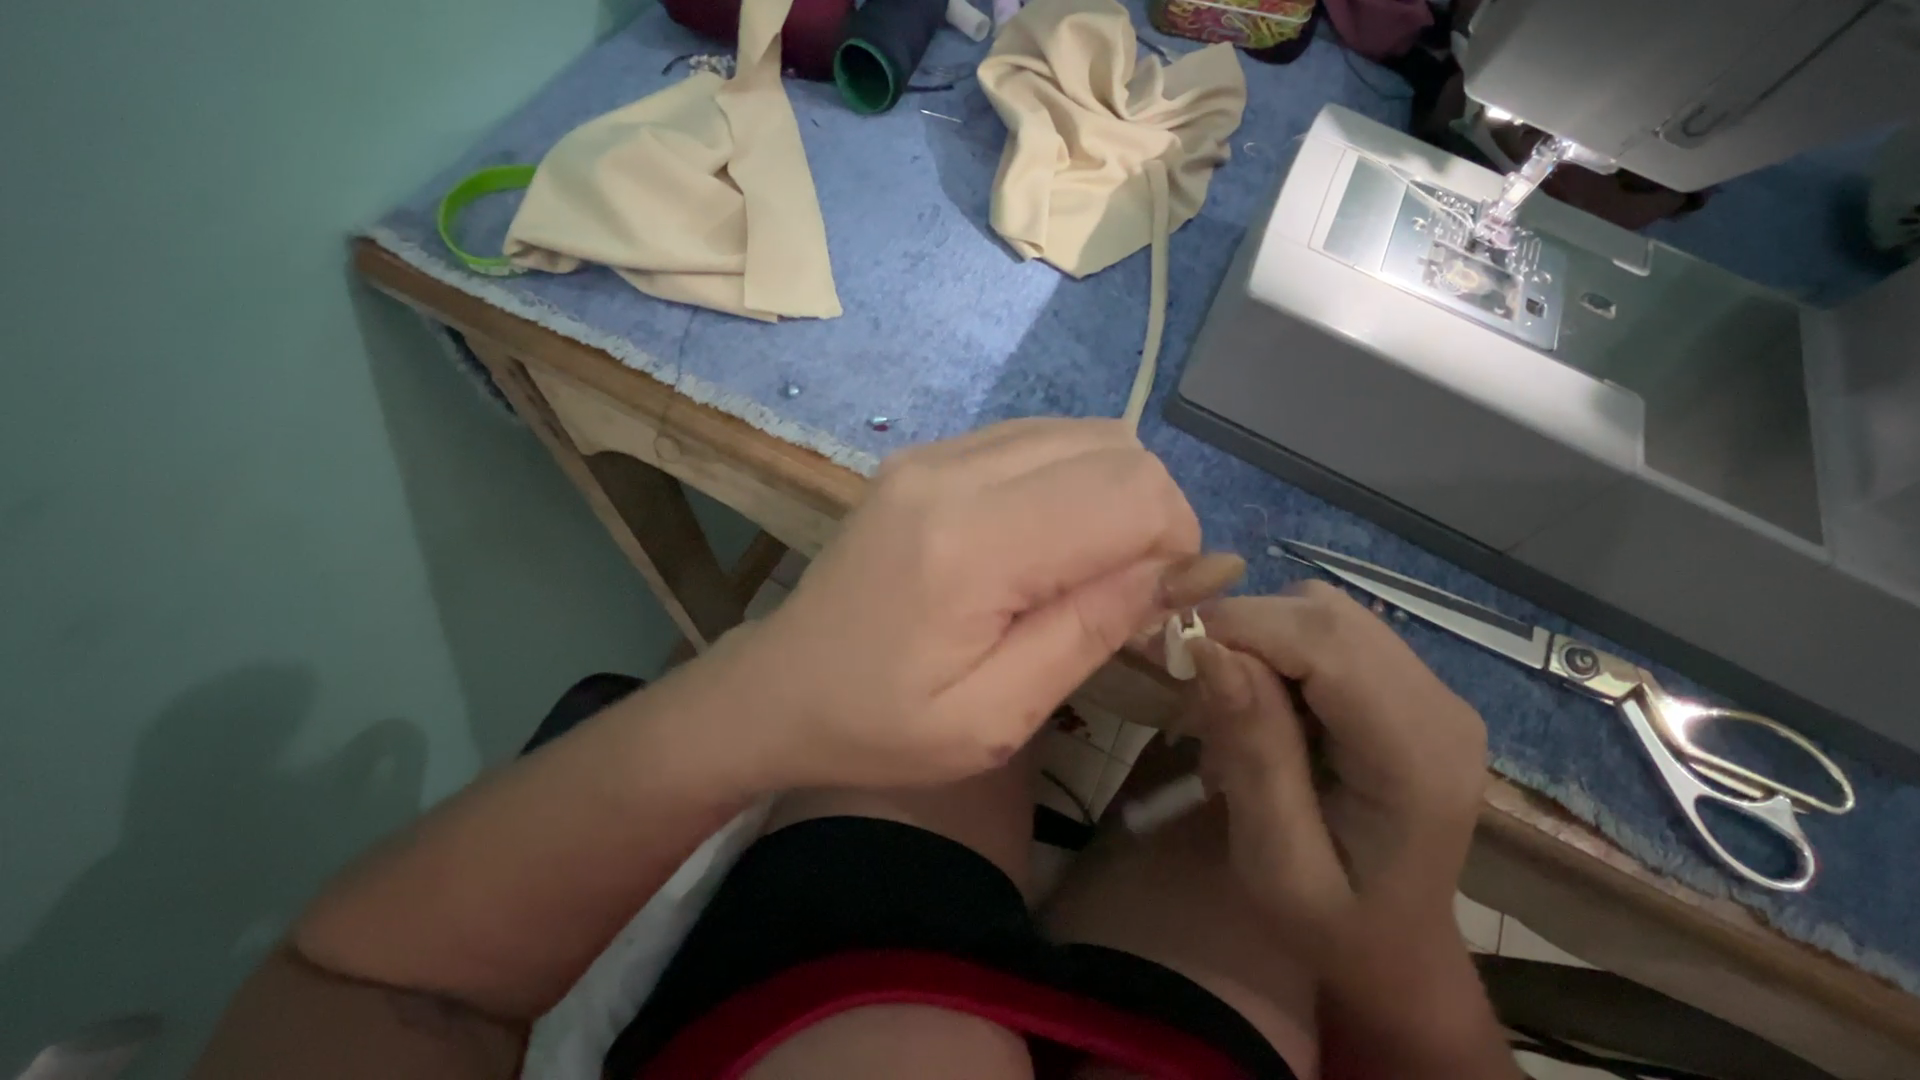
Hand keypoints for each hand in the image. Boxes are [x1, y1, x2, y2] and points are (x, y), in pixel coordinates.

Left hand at [721, 418, 1214, 789]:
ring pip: (1085, 433)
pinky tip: (1046, 540)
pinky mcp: (928, 454)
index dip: (1175, 542)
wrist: (780, 688)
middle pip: (1117, 448)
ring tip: (1084, 568)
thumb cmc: (882, 726)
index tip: (1158, 605)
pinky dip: (1071, 481)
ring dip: (1114, 496)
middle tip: (1125, 591)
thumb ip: (1094, 629)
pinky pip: (1038, 438)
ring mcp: (936, 452)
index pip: (1131, 491)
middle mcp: (954, 470)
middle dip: (1152, 517)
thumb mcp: (996, 716)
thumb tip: (1195, 567)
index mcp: (971, 541)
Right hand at [1185, 582, 1488, 960]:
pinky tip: (1262, 703)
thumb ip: (1253, 753)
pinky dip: (1280, 649)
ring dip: (1260, 637)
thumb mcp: (1276, 861)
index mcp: (1417, 755)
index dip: (1240, 626)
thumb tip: (1209, 650)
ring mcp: (1432, 692)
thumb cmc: (1331, 926)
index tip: (1166, 648)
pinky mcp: (1412, 689)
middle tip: (1186, 681)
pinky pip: (1332, 635)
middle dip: (1243, 629)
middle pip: (1327, 615)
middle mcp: (1439, 705)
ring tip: (1225, 700)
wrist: (1396, 952)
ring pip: (1327, 613)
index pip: (1325, 642)